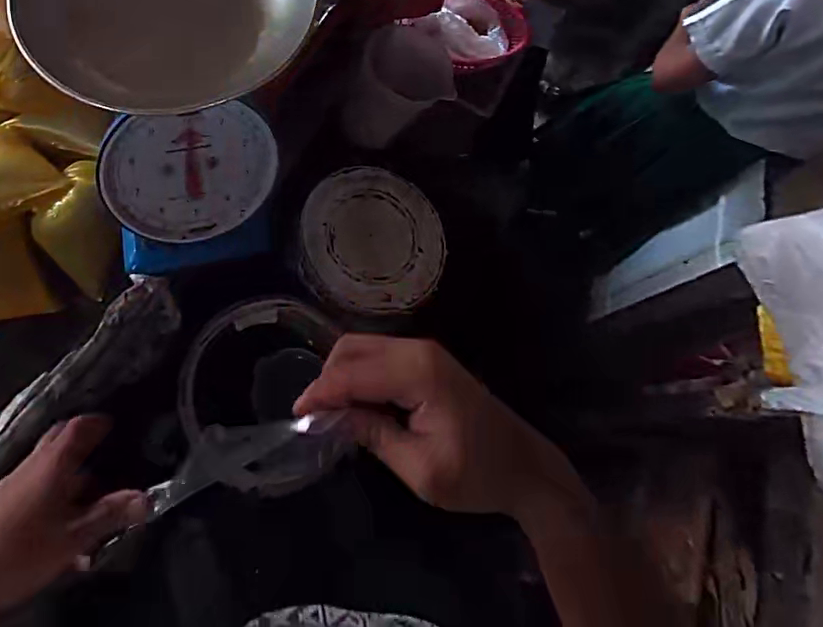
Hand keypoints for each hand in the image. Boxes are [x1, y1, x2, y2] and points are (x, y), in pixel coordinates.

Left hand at [0, 416, 147, 626]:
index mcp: (50, 464)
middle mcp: (29, 466)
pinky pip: (32, 487)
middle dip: (82, 440)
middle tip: (103, 448)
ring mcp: (10, 485)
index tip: (114, 422)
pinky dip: (51, 493)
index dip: (98, 421)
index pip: (77, 427)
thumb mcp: (72, 538)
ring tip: (90, 495)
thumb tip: (147, 498)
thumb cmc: (19, 555)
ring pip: (46, 466)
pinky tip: (61, 524)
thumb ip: (110, 515)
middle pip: (59, 440)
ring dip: (69, 473)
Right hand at [294, 335, 589, 522]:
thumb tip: (331, 416)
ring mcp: (424, 351)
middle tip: (312, 416)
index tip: (297, 416)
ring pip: (364, 347)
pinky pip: (379, 356)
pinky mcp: (426, 360)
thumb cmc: (477, 475)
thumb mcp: (420, 469)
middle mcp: (419, 349)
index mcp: (419, 371)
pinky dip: (358, 373)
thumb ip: (373, 435)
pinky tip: (353, 402)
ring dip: (341, 373)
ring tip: (328, 412)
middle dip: (327, 377)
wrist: (526, 467)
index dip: (321, 392)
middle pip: (354, 347)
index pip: (354, 373)